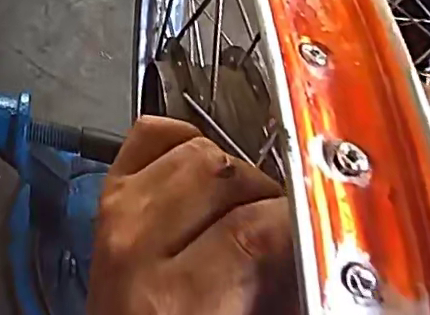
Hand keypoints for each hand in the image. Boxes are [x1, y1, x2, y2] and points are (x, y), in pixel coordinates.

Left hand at [87, 118, 294, 314]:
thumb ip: (276, 292)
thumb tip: (311, 248)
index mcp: (172, 300)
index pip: (252, 231)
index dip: (296, 223)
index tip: (320, 231)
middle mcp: (137, 241)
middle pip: (223, 176)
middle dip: (267, 195)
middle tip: (287, 225)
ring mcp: (118, 205)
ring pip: (194, 148)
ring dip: (232, 171)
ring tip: (248, 207)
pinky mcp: (109, 187)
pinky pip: (152, 132)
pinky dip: (185, 142)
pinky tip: (205, 176)